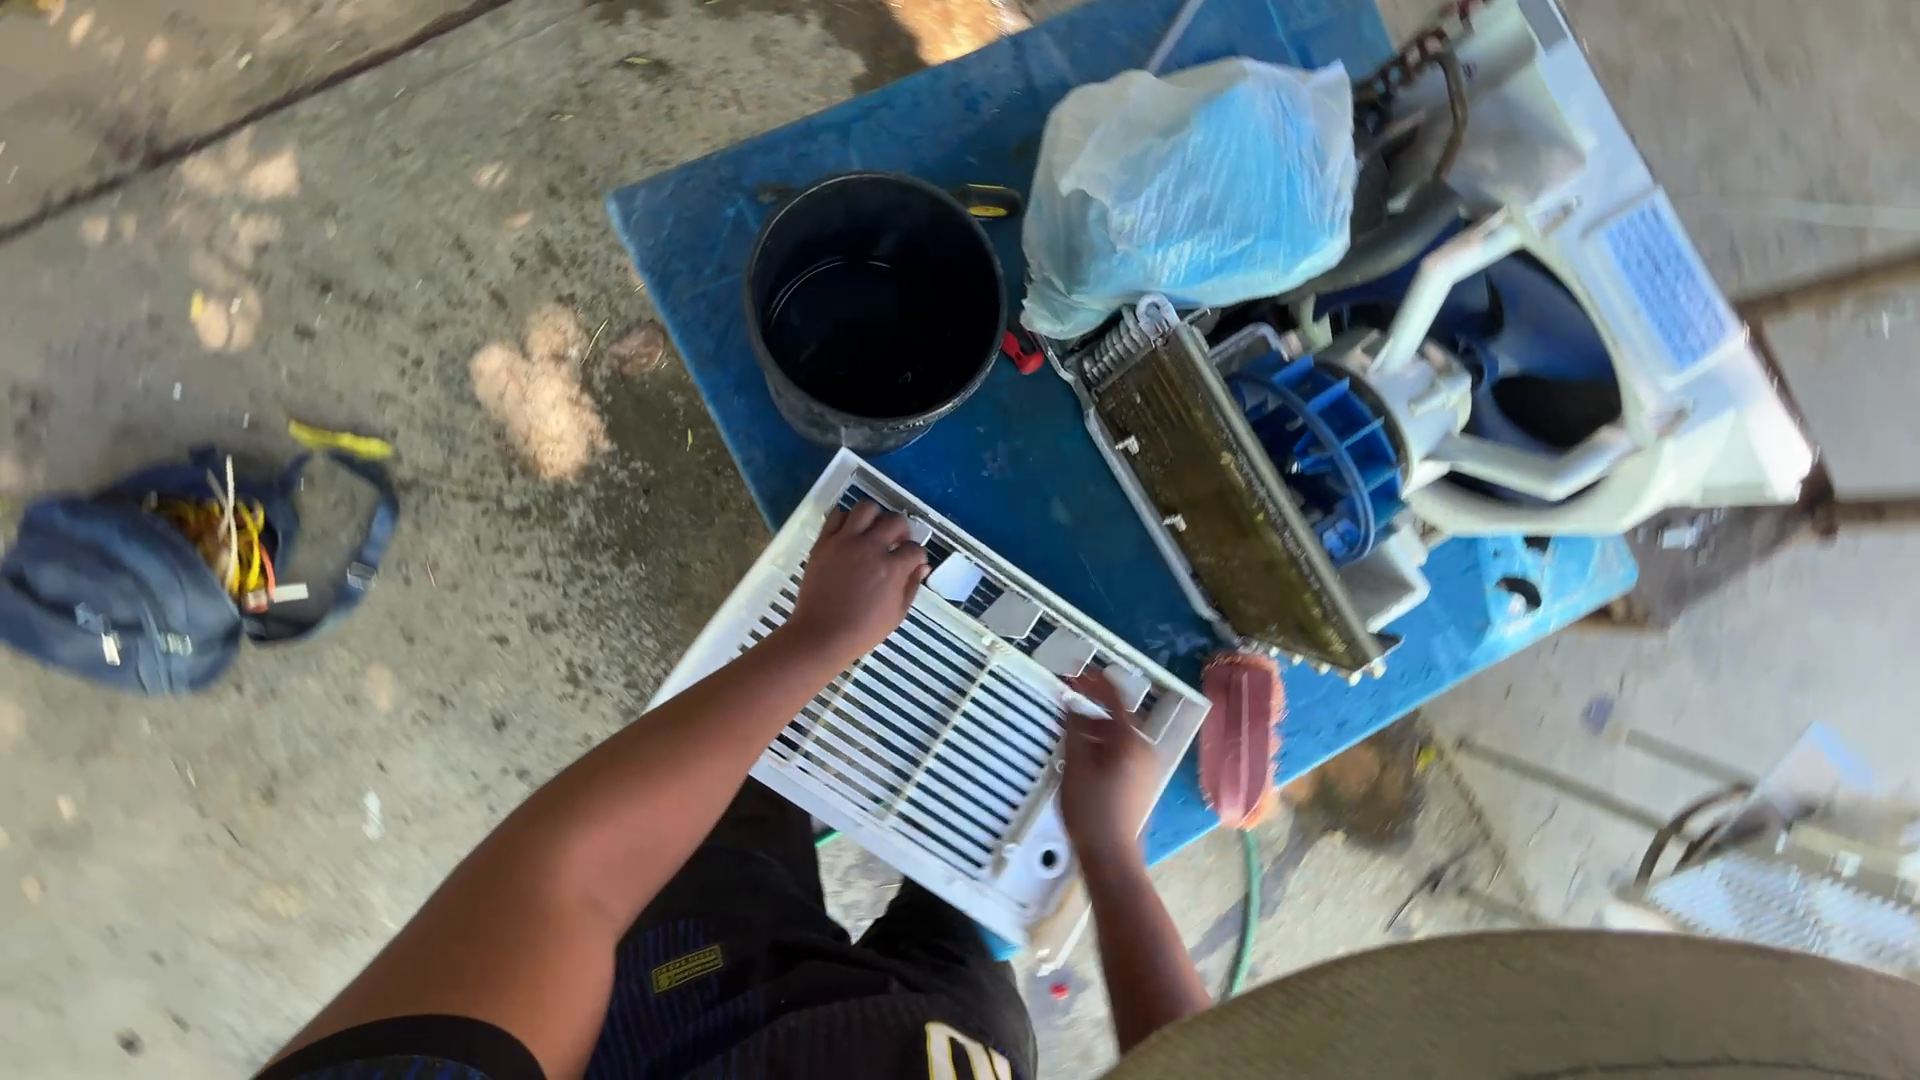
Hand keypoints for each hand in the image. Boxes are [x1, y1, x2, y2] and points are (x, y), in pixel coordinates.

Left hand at [782, 501, 929, 667]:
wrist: (821, 634)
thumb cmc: (862, 630)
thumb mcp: (897, 614)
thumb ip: (911, 586)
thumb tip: (922, 566)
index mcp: (891, 569)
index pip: (914, 549)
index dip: (917, 556)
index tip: (913, 563)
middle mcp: (869, 548)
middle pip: (895, 521)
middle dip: (902, 531)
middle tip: (896, 543)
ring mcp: (844, 542)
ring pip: (866, 508)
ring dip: (875, 517)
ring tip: (873, 532)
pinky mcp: (823, 542)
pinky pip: (837, 516)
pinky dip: (848, 520)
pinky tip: (851, 534)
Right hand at [1060, 671, 1157, 866]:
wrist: (1111, 856)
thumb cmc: (1091, 809)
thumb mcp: (1076, 765)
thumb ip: (1075, 729)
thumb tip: (1072, 705)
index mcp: (1132, 742)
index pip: (1115, 700)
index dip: (1095, 682)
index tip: (1077, 671)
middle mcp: (1145, 751)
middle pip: (1118, 718)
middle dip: (1092, 707)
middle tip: (1068, 697)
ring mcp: (1145, 768)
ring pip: (1118, 737)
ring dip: (1095, 728)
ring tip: (1069, 727)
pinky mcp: (1140, 783)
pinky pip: (1121, 753)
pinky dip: (1102, 745)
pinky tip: (1082, 753)